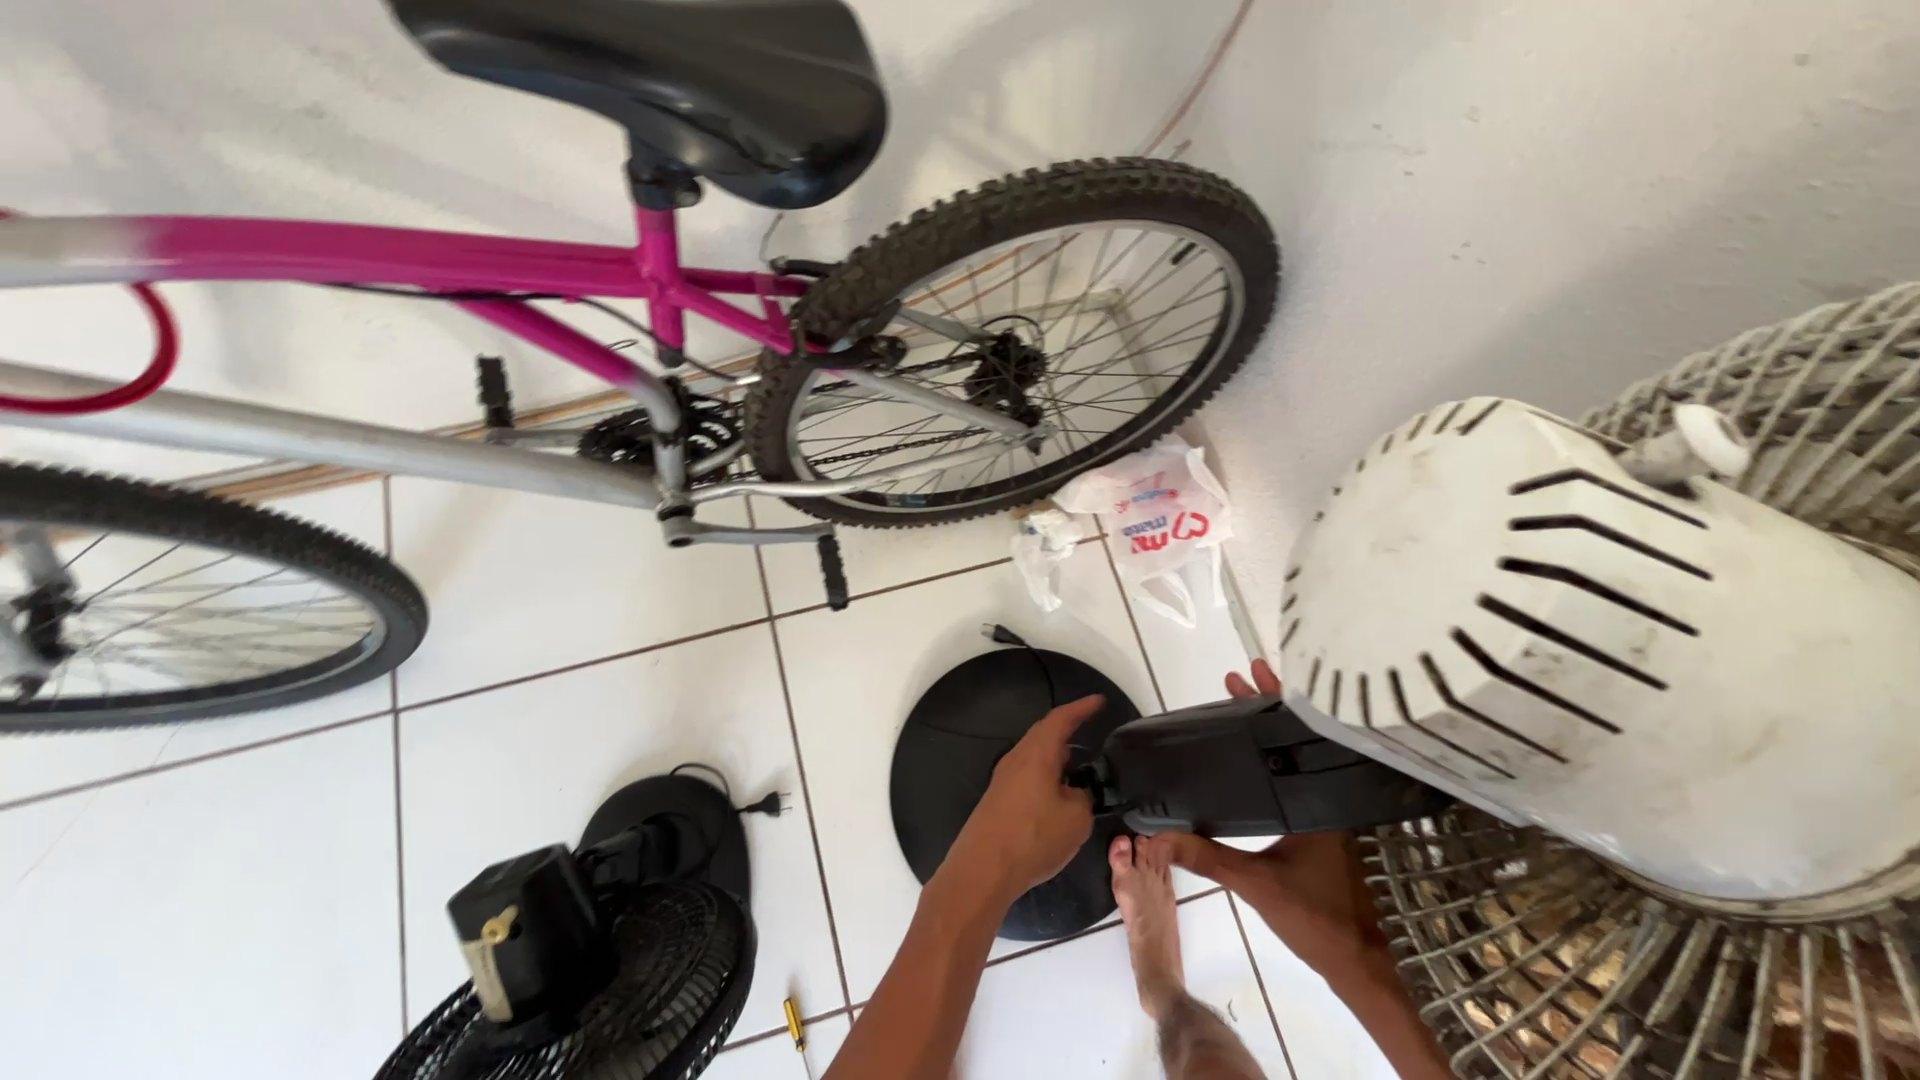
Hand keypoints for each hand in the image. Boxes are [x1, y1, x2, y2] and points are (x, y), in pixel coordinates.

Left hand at [943, 694, 1101, 905]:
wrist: (983, 869)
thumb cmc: (1033, 837)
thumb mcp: (1076, 818)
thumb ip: (1082, 797)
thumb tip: (1076, 792)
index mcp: (1036, 753)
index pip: (1061, 719)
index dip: (1082, 708)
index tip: (1099, 701)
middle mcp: (1016, 759)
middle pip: (1043, 735)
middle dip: (1067, 730)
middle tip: (1089, 730)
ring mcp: (1003, 779)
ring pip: (1034, 757)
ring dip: (1056, 757)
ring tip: (1079, 767)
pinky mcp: (998, 800)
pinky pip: (1027, 776)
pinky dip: (1046, 777)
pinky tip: (1057, 795)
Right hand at [1160, 660, 1388, 979]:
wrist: (1359, 964)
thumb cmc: (1317, 919)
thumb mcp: (1257, 885)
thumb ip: (1207, 857)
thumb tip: (1159, 836)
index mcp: (1320, 804)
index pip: (1297, 738)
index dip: (1274, 702)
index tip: (1252, 673)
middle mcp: (1329, 803)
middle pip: (1299, 740)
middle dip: (1270, 708)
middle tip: (1240, 679)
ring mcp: (1329, 817)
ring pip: (1300, 761)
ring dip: (1274, 733)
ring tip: (1244, 706)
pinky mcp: (1323, 834)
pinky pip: (1299, 783)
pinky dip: (1278, 763)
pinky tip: (1256, 762)